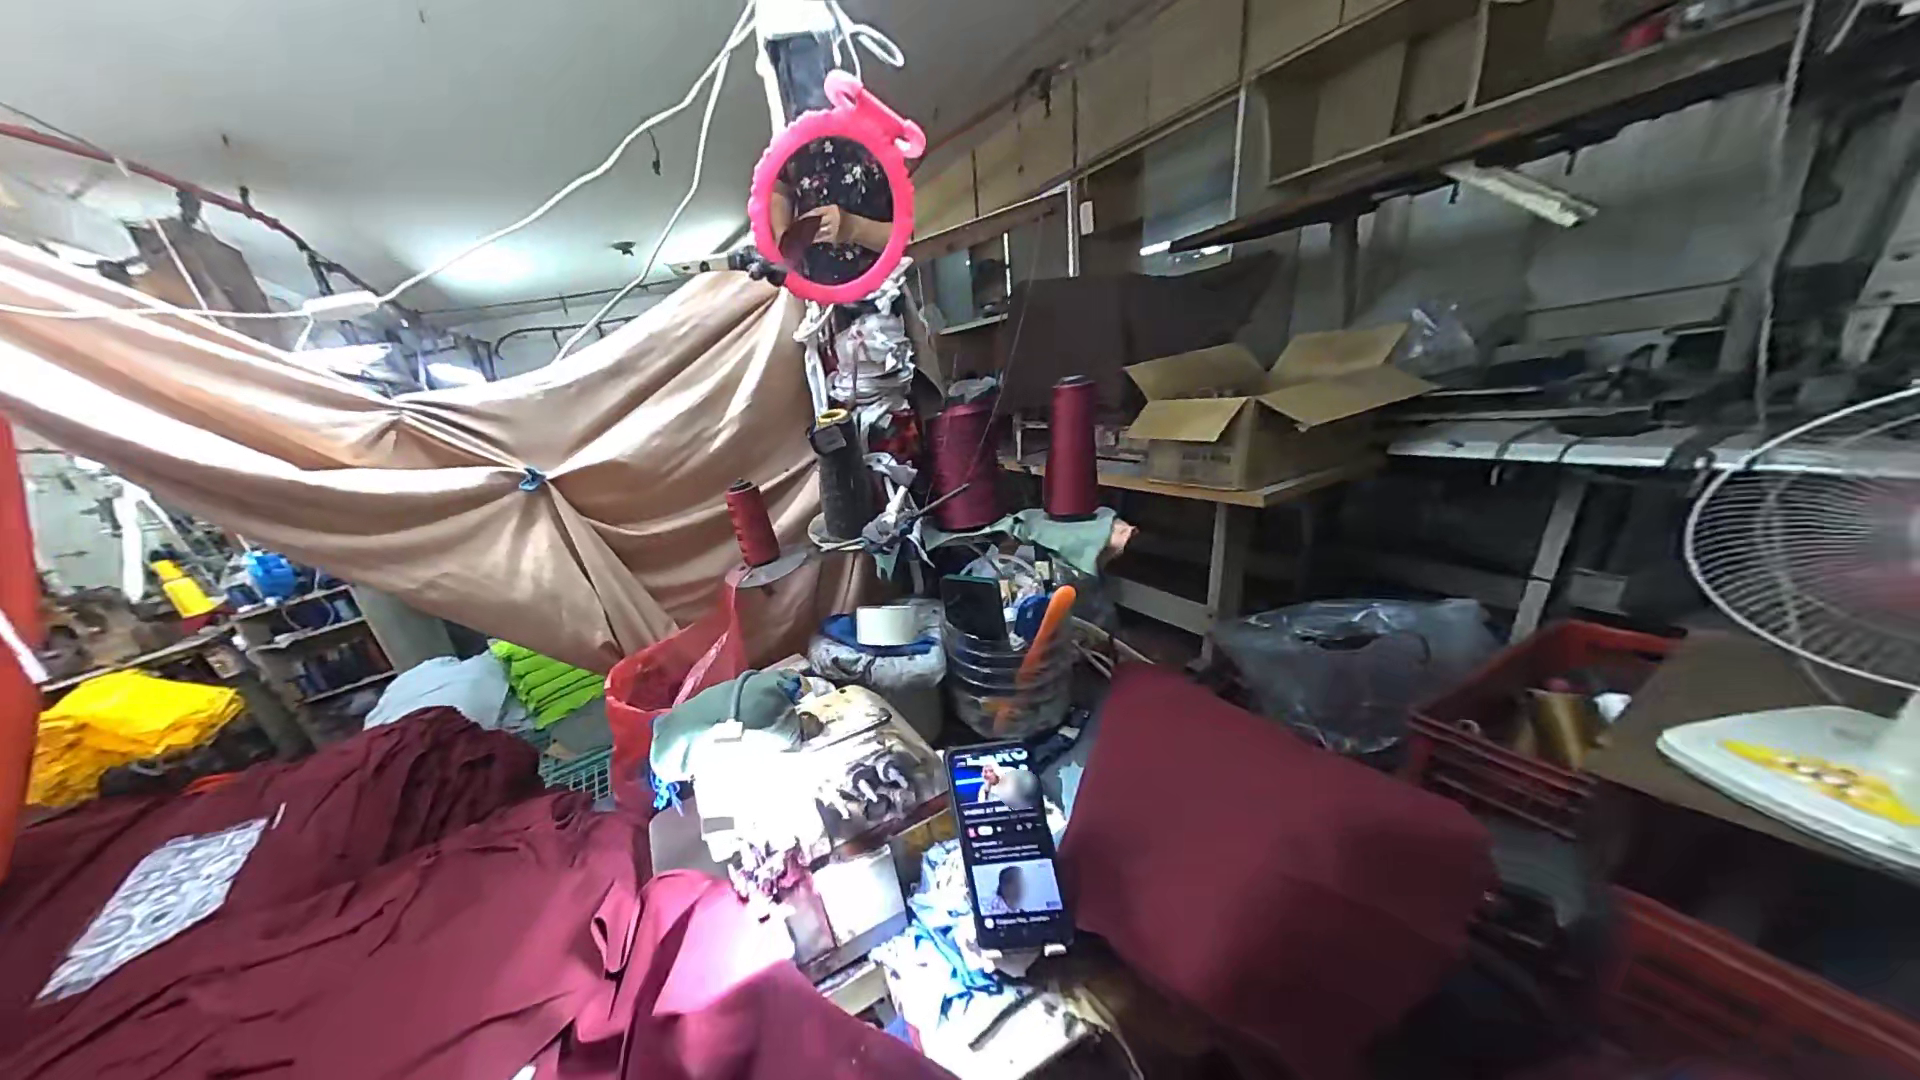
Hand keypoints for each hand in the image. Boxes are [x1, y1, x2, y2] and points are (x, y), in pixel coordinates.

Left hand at [798, 205, 849, 244]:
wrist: (855, 228)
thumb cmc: (841, 217)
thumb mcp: (833, 210)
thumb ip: (822, 212)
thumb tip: (806, 217)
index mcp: (832, 209)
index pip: (816, 212)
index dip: (806, 215)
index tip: (797, 218)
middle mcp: (833, 218)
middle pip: (816, 221)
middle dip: (805, 225)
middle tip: (795, 227)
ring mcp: (834, 229)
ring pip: (818, 231)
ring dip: (808, 233)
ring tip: (798, 234)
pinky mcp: (834, 238)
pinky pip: (821, 239)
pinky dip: (814, 239)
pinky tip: (807, 240)